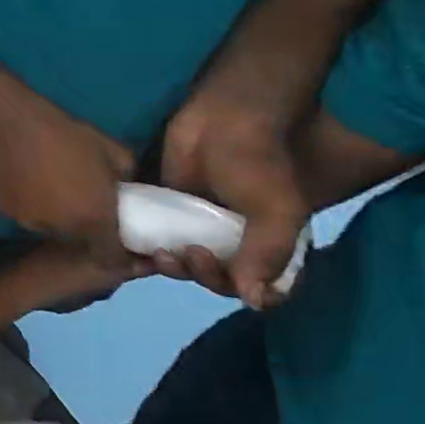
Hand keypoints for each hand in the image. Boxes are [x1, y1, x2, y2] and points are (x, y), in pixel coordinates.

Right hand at [0, 89, 134, 247]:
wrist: (13, 122)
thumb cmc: (67, 134)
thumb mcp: (111, 149)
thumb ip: (124, 176)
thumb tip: (122, 186)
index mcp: (95, 218)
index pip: (111, 256)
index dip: (115, 251)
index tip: (114, 236)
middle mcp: (63, 229)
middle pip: (78, 241)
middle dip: (82, 227)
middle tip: (80, 201)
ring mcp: (31, 223)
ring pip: (49, 228)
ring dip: (55, 216)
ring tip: (51, 188)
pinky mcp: (7, 213)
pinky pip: (26, 215)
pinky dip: (30, 205)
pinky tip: (28, 181)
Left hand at [160, 94, 308, 309]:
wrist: (219, 120)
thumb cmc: (256, 163)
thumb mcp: (276, 210)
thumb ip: (268, 253)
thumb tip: (255, 302)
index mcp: (273, 244)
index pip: (266, 289)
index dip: (250, 293)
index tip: (233, 281)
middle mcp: (240, 240)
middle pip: (222, 280)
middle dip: (205, 277)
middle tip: (191, 254)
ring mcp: (203, 227)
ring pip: (190, 265)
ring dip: (178, 268)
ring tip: (165, 253)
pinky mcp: (171, 212)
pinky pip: (164, 243)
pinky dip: (157, 252)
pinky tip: (148, 248)